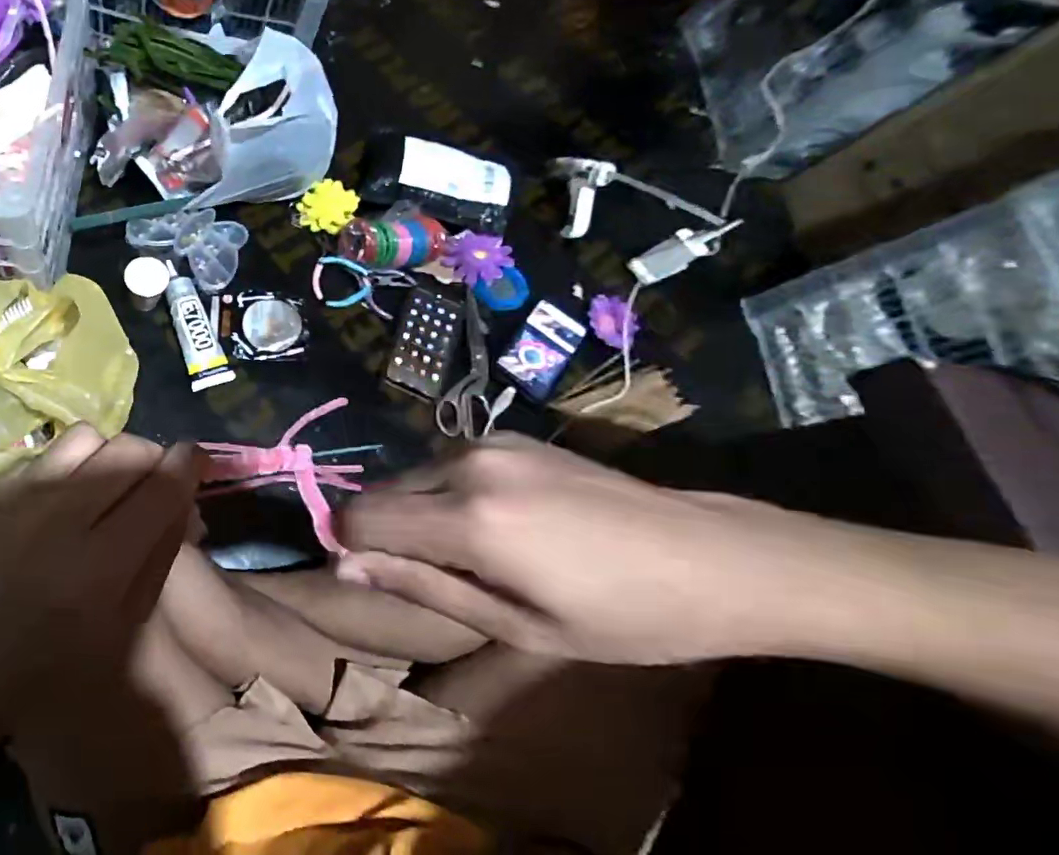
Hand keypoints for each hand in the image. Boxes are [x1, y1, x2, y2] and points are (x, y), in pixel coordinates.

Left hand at [0, 426, 200, 706]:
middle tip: (151, 485)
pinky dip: (70, 469)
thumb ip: (165, 545)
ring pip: (88, 436)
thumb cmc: (69, 661)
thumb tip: (184, 486)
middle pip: (127, 450)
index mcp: (96, 569)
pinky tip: (65, 504)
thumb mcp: (136, 618)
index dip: (187, 465)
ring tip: (106, 488)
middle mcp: (54, 521)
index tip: (196, 459)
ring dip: (109, 456)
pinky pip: (50, 453)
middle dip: (151, 460)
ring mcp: (16, 499)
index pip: (159, 490)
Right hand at [338, 435, 877, 663]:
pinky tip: (495, 521)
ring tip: (470, 552)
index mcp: (470, 520)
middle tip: (429, 574)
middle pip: (380, 493)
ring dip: (415, 511)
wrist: (713, 557)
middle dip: (380, 530)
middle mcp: (467, 465)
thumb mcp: (517, 624)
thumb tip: (345, 568)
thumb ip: (422, 586)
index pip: (360, 517)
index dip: (348, 544)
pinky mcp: (510, 435)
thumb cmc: (622, 615)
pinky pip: (445, 462)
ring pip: (411, 475)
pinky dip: (444, 492)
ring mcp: (490, 442)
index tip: (370, 573)